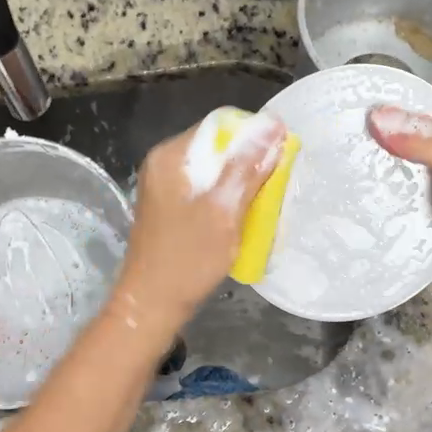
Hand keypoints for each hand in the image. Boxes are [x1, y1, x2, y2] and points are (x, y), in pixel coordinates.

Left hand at [113, 109, 286, 332]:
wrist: (151, 306)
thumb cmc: (187, 259)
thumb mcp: (223, 210)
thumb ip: (247, 166)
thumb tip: (273, 124)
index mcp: (170, 157)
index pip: (220, 125)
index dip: (254, 136)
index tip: (280, 157)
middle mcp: (163, 166)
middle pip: (217, 149)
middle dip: (248, 164)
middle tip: (275, 186)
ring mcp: (164, 191)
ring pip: (213, 174)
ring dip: (239, 187)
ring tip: (262, 205)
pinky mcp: (169, 212)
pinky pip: (204, 195)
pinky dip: (225, 203)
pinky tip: (241, 221)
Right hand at [367, 74, 431, 286]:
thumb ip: (422, 137)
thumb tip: (374, 115)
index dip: (421, 102)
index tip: (383, 119)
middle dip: (406, 128)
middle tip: (368, 139)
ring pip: (424, 144)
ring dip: (400, 154)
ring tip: (369, 158)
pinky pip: (421, 171)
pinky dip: (403, 176)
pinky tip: (381, 178)